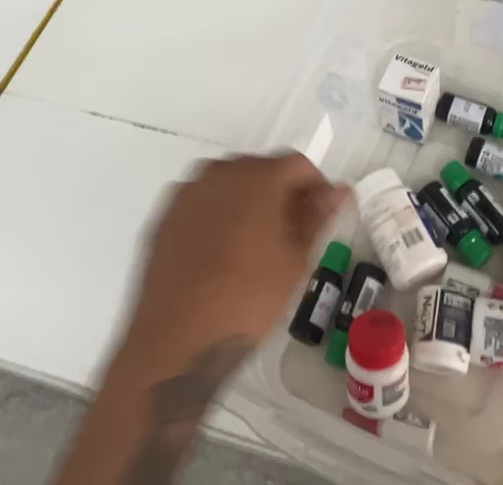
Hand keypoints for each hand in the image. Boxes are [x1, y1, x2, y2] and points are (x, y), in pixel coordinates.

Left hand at [54, 154, 348, 484]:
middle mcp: (219, 172)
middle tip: (292, 233)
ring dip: (249, 202)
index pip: (298, 165)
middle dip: (281, 193)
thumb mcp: (295, 260)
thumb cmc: (247, 298)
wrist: (177, 338)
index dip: (316, 188)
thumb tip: (339, 191)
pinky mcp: (164, 215)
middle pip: (262, 169)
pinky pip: (202, 202)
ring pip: (230, 184)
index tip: (322, 217)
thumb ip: (318, 217)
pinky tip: (222, 252)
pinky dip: (218, 215)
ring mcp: (187, 192)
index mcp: (257, 176)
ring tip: (257, 244)